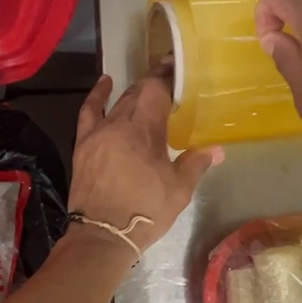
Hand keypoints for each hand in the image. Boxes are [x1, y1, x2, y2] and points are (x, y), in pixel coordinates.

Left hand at [67, 71, 221, 254]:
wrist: (103, 235)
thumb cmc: (145, 211)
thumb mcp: (179, 189)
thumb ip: (196, 163)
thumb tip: (217, 149)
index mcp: (145, 130)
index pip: (156, 89)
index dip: (167, 76)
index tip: (177, 67)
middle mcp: (120, 123)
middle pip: (137, 93)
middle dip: (153, 83)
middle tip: (169, 77)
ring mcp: (98, 133)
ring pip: (118, 103)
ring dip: (133, 93)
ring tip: (147, 87)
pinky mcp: (84, 145)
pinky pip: (89, 112)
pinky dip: (98, 96)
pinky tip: (105, 84)